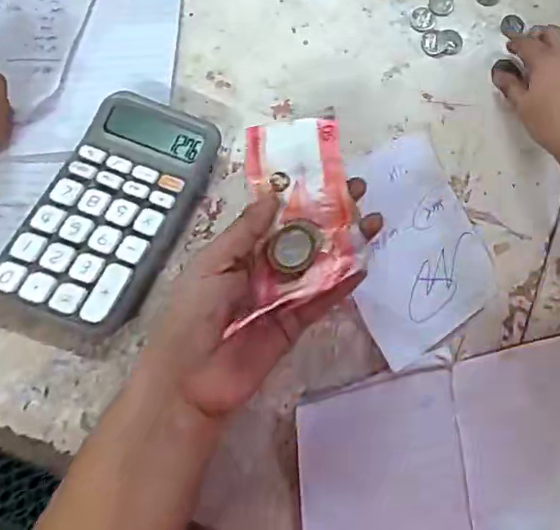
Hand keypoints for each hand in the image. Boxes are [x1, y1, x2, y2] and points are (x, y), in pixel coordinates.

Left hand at [149, 185, 383, 422]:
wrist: (187, 382)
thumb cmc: (191, 314)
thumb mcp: (212, 263)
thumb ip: (246, 230)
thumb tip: (274, 195)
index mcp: (245, 252)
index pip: (281, 218)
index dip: (305, 198)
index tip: (331, 178)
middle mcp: (269, 269)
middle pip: (307, 236)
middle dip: (333, 214)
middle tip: (359, 192)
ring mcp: (285, 296)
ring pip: (321, 263)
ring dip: (346, 242)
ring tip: (372, 222)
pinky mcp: (297, 322)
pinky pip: (324, 298)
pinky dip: (344, 282)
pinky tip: (363, 263)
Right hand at [490, 25, 559, 167]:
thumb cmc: (551, 124)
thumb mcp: (523, 106)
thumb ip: (510, 86)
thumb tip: (500, 73)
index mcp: (545, 60)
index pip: (527, 42)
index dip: (515, 42)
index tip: (509, 47)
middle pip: (551, 32)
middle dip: (537, 35)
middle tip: (526, 48)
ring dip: (552, 46)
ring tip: (540, 66)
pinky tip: (557, 80)